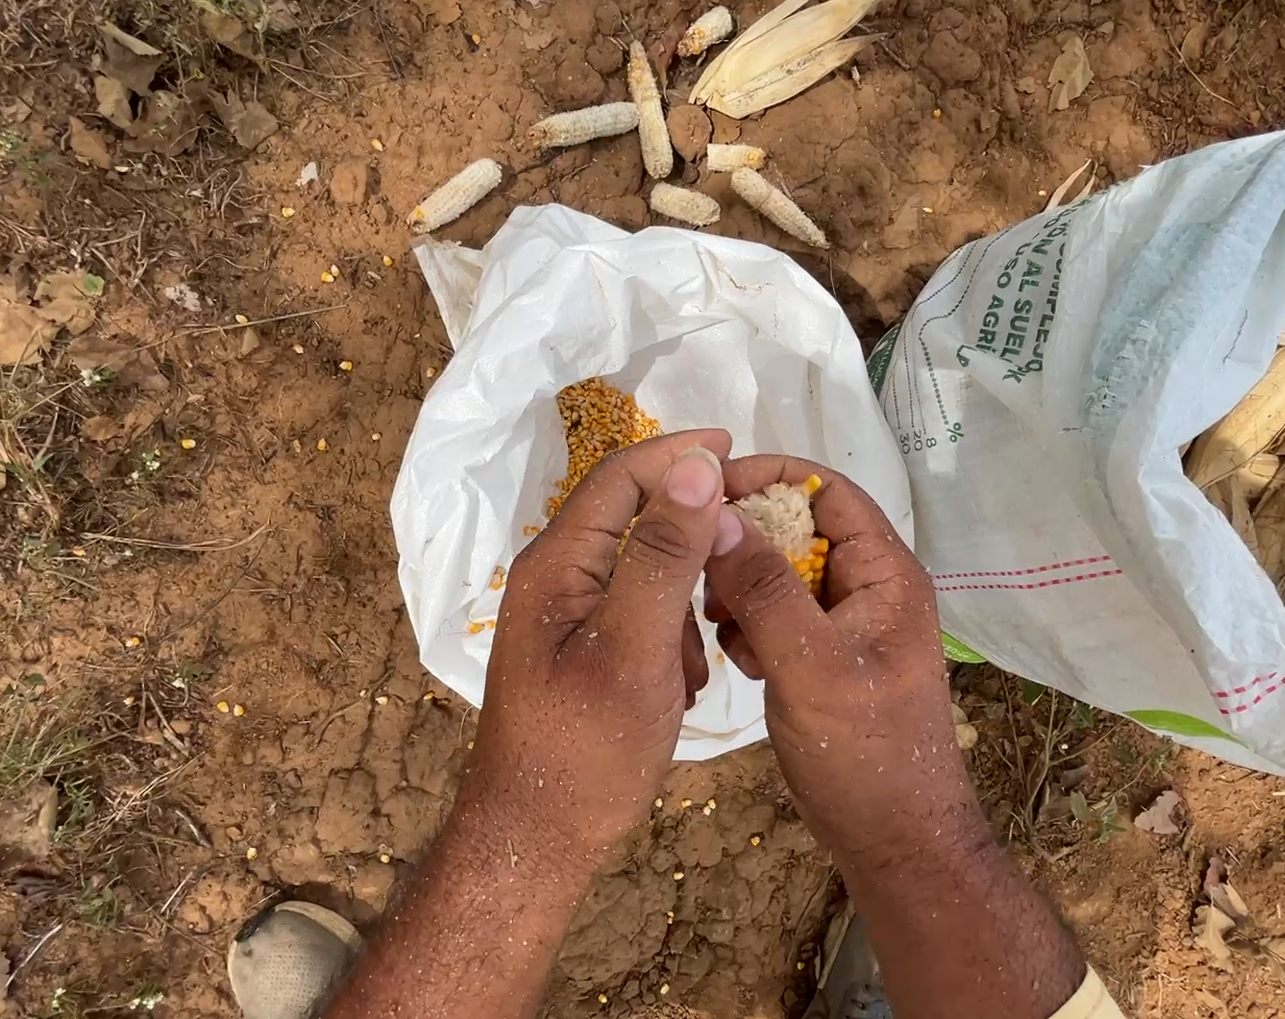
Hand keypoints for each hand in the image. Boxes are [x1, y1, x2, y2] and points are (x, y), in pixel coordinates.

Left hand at [456, 429, 736, 869]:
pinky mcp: (586, 648)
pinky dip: (671, 632)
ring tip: (707, 640)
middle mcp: (558, 577)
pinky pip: (640, 613)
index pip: (619, 478)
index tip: (732, 445)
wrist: (539, 839)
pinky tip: (684, 678)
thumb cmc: (586, 747)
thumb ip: (662, 555)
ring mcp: (570, 614)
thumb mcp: (632, 645)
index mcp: (558, 562)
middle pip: (631, 517)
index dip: (676, 454)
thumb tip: (695, 467)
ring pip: (643, 569)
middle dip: (689, 528)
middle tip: (745, 541)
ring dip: (683, 593)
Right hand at [704, 456, 981, 861]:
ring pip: (777, 571)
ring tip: (723, 625)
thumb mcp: (810, 664)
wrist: (891, 842)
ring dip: (741, 588)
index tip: (706, 489)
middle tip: (702, 571)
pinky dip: (749, 624)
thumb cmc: (863, 753)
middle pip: (796, 528)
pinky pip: (774, 613)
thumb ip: (764, 588)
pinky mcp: (819, 652)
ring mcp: (842, 621)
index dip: (769, 477)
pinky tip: (742, 659)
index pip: (827, 490)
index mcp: (884, 572)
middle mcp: (866, 585)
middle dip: (744, 541)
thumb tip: (716, 513)